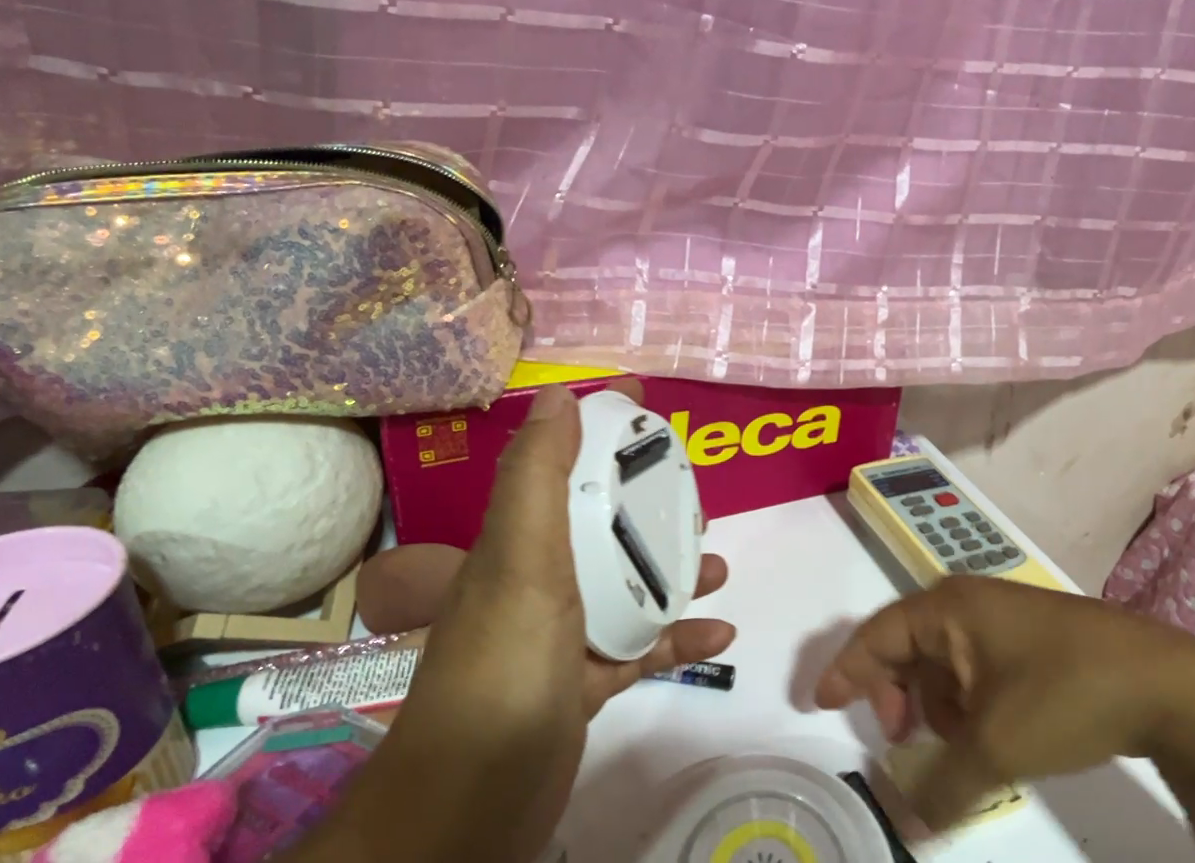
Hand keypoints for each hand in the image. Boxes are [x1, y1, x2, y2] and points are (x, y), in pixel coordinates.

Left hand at [327, 381, 732, 862]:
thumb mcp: (519, 558)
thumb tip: (557, 396)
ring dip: (673, 572)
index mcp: (519, 543)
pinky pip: (641, 650)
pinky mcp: (585, 685)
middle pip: (600, 526)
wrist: (474, 797)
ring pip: (626, 588)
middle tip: (695, 495)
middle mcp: (536, 581)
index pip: (560, 465)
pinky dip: (679, 638)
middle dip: (648, 504)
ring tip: (718, 563)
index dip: (598, 426)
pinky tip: (720, 634)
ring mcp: (561, 636)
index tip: (643, 399)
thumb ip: (537, 478)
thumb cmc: (505, 661)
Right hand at [814, 577, 1194, 830]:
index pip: (877, 634)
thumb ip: (942, 786)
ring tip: (958, 749)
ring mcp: (1006, 620)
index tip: (819, 702)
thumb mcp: (997, 746)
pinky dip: (969, 705)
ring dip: (937, 707)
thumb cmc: (1067, 694)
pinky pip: (978, 670)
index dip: (846, 669)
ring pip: (946, 664)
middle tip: (896, 739)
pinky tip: (991, 738)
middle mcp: (971, 603)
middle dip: (895, 696)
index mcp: (949, 607)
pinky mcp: (1034, 642)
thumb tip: (908, 825)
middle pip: (908, 648)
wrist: (1168, 685)